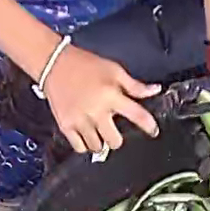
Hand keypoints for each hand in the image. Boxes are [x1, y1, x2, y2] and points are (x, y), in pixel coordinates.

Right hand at [42, 44, 160, 155]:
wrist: (54, 62)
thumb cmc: (85, 65)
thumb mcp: (114, 71)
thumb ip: (135, 86)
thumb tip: (155, 90)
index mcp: (111, 96)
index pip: (137, 116)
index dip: (149, 126)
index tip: (153, 131)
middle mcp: (96, 111)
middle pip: (115, 141)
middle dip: (116, 138)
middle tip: (112, 130)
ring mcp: (80, 120)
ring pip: (97, 147)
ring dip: (100, 142)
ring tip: (98, 131)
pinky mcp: (65, 125)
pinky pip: (79, 147)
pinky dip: (84, 144)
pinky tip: (86, 135)